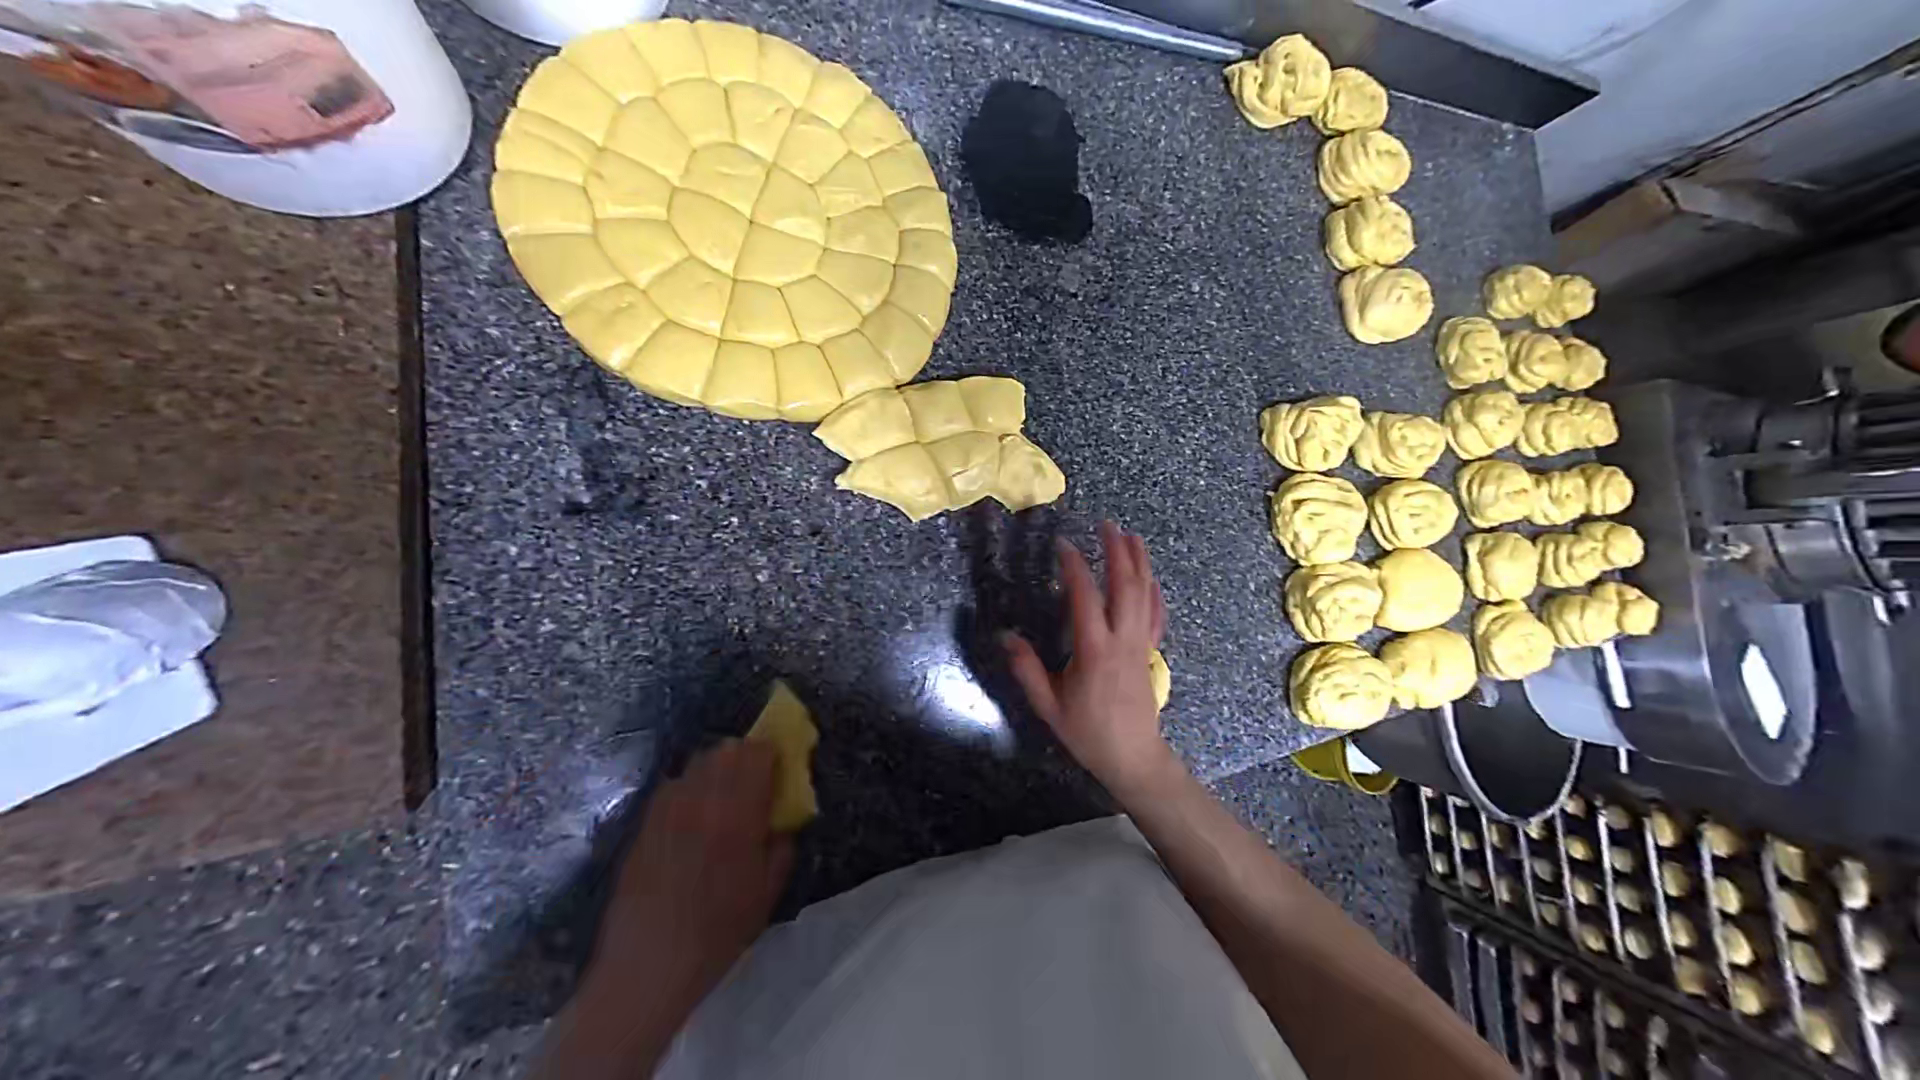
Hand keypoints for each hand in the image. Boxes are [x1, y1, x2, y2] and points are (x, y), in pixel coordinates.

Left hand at [586, 739, 794, 1005]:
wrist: (649, 966)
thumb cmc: (718, 932)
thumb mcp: (767, 893)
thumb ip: (781, 846)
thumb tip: (782, 821)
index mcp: (737, 814)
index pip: (756, 755)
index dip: (771, 754)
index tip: (779, 768)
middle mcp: (701, 801)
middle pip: (725, 751)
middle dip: (744, 756)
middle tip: (753, 779)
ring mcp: (667, 810)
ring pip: (696, 763)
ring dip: (715, 769)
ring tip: (722, 794)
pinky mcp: (644, 824)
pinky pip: (671, 786)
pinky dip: (688, 788)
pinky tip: (691, 814)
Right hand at [1003, 521, 1176, 796]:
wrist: (1132, 756)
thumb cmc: (1087, 733)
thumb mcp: (1049, 706)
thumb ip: (1027, 669)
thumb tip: (1006, 637)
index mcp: (1095, 651)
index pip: (1085, 598)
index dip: (1075, 567)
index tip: (1063, 545)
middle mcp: (1123, 641)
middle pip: (1126, 586)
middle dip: (1117, 552)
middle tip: (1106, 525)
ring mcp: (1142, 645)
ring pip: (1145, 595)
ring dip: (1139, 562)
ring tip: (1131, 536)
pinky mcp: (1152, 652)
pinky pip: (1158, 615)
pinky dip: (1155, 591)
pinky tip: (1150, 577)